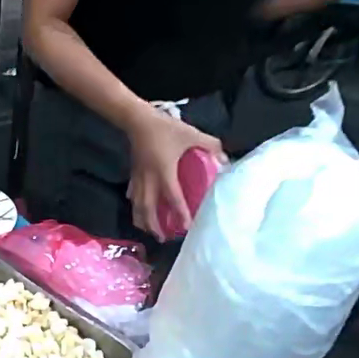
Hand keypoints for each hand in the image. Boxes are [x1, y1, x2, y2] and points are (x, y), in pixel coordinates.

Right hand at [124, 109, 224, 241]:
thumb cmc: (164, 128)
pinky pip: (132, 193)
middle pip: (148, 209)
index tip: (185, 227)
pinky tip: (136, 207)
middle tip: (162, 238)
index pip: (172, 198)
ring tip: (148, 230)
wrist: (137, 119)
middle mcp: (149, 180)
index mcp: (164, 173)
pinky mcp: (133, 172)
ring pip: (137, 205)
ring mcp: (138, 177)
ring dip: (142, 219)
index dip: (179, 214)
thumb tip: (226, 159)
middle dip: (153, 225)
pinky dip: (134, 203)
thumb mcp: (190, 134)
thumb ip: (210, 145)